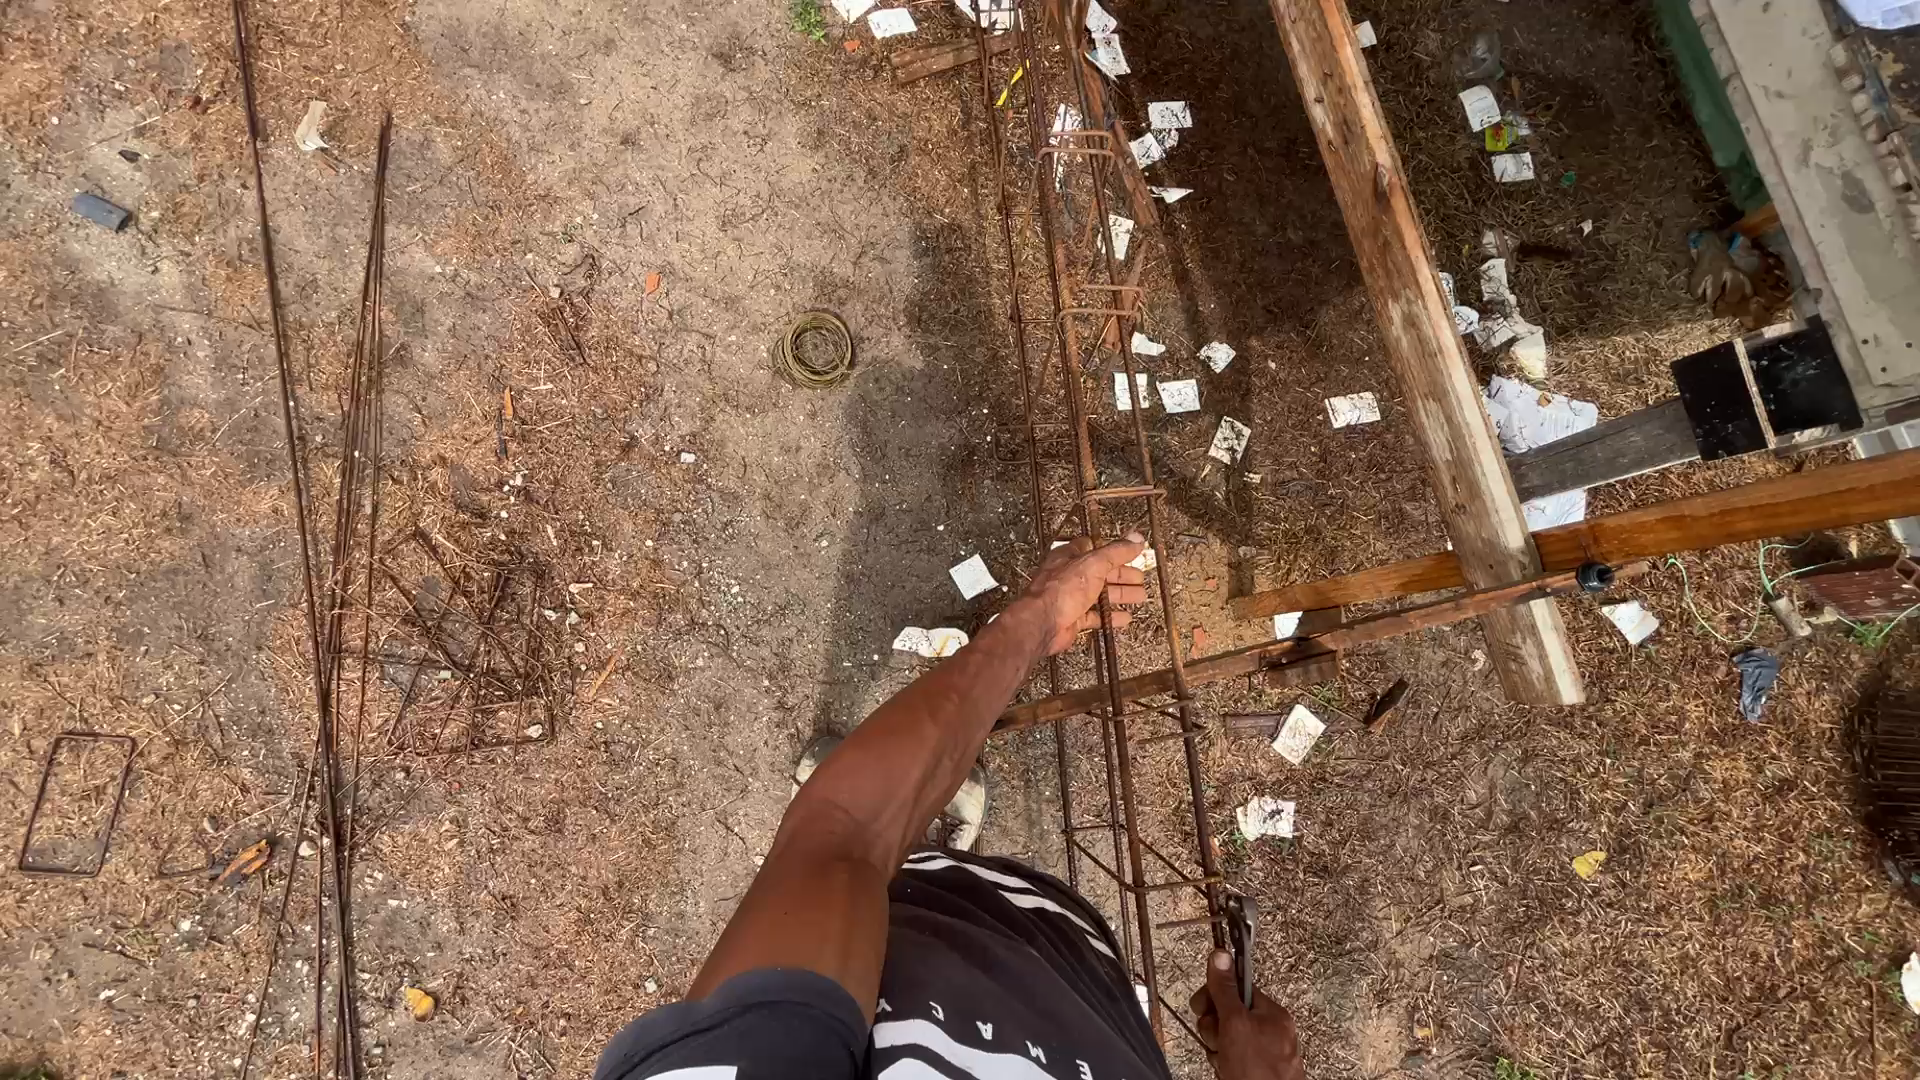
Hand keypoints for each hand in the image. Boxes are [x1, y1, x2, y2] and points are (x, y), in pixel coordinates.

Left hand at [1015, 532, 1147, 655]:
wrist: (1042, 622)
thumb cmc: (1059, 590)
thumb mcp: (1093, 564)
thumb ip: (1116, 551)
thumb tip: (1136, 538)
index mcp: (1071, 557)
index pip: (1096, 549)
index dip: (1115, 551)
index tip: (1132, 552)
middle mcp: (1069, 576)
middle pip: (1101, 573)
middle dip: (1122, 575)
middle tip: (1139, 578)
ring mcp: (1070, 598)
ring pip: (1100, 595)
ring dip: (1120, 595)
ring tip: (1138, 596)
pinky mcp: (1073, 618)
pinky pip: (1096, 616)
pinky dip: (1111, 617)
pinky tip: (1124, 618)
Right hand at [1189, 949, 1304, 1079]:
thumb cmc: (1257, 1072)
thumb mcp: (1234, 1023)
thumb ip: (1224, 990)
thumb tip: (1220, 957)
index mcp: (1273, 1014)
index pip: (1237, 988)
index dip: (1216, 995)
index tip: (1203, 1004)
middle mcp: (1273, 1031)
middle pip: (1231, 1012)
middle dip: (1215, 1025)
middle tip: (1216, 1037)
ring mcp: (1266, 1054)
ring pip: (1229, 1036)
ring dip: (1218, 1045)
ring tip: (1223, 1058)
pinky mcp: (1257, 1072)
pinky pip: (1233, 1056)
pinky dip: (1225, 1061)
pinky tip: (1226, 1070)